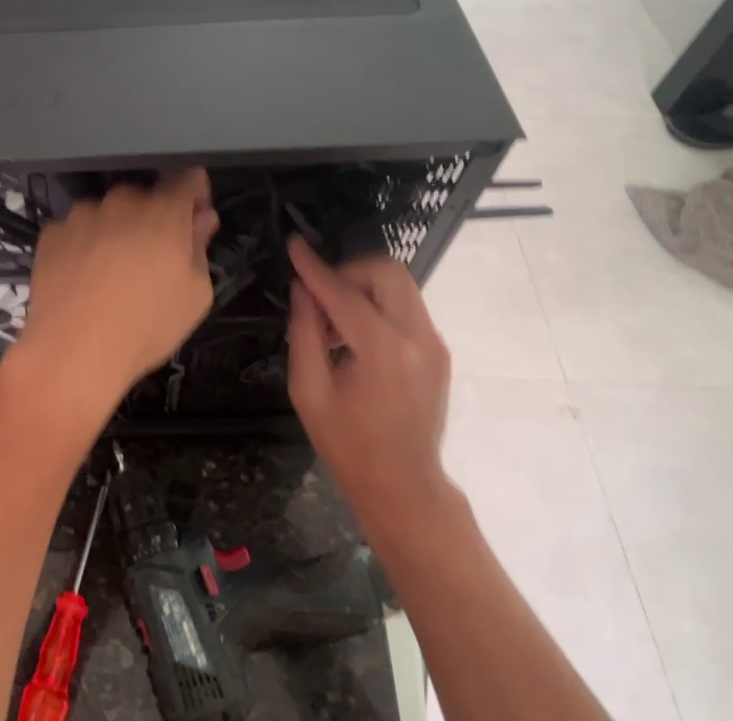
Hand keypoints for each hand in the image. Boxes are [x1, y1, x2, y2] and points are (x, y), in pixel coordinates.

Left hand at [6, 169, 219, 417]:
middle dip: (153, 218)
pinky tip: (82, 277)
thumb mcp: (195, 295)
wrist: (72, 351)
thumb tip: (202, 219)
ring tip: (111, 273)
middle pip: (145, 197)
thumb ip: (199, 248)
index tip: (195, 221)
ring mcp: (81, 215)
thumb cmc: (145, 326)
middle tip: (153, 259)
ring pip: (107, 212)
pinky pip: (76, 230)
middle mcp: (121, 201)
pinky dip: (83, 244)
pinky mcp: (51, 233)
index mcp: (164, 211)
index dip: (196, 197)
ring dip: (116, 229)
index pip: (188, 180)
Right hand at [286, 235, 453, 523]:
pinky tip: (355, 338)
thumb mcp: (309, 391)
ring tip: (334, 324)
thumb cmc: (348, 445)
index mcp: (383, 350)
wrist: (403, 485)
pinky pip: (407, 307)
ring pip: (400, 285)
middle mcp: (418, 337)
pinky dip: (378, 306)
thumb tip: (303, 291)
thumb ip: (304, 333)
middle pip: (387, 271)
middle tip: (321, 297)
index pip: (344, 292)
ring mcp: (434, 343)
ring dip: (364, 289)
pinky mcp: (438, 351)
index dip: (315, 268)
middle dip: (349, 272)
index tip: (294, 246)